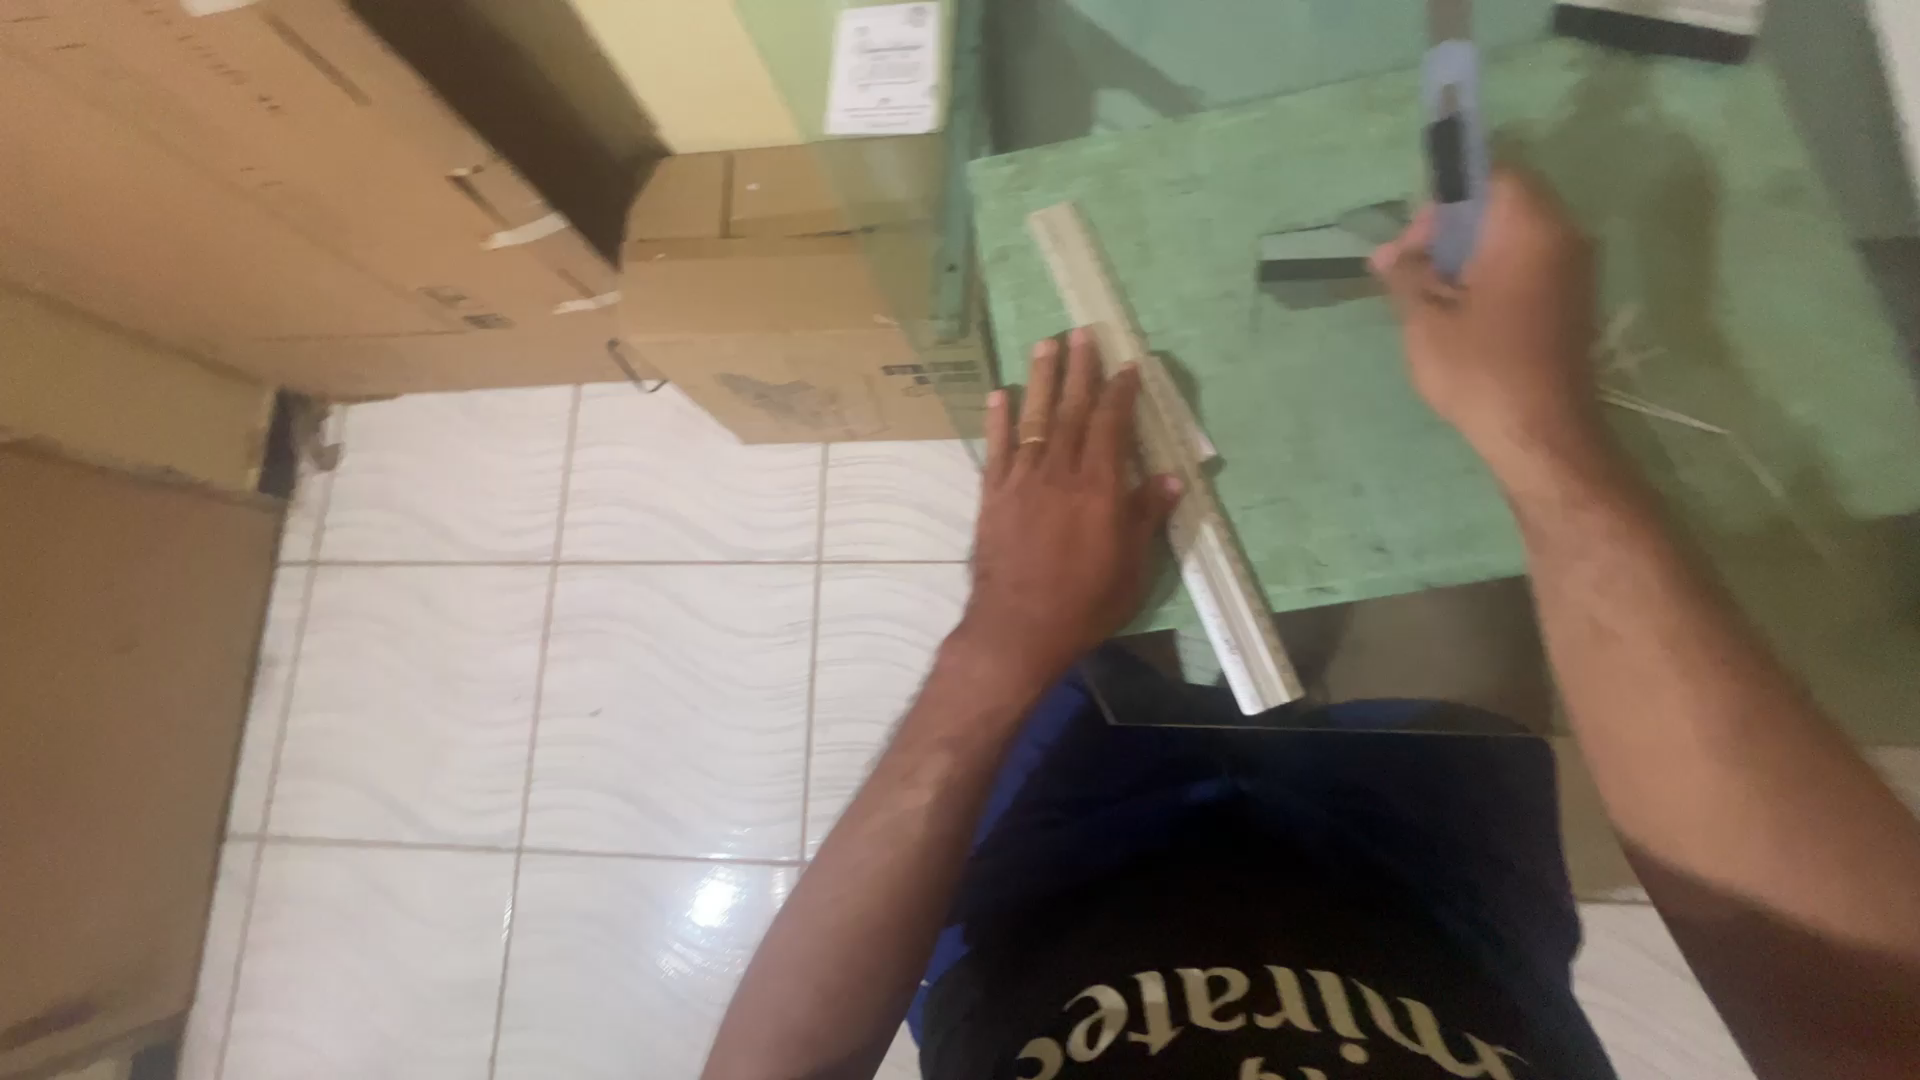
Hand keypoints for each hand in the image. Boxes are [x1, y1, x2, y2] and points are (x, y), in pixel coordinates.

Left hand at [948, 329, 1183, 688]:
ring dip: (1040, 380)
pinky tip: (999, 394)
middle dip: (1079, 370)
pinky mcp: (992, 496)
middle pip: (1070, 411)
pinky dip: (998, 420)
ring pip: (1033, 420)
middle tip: (1082, 332)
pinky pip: (996, 449)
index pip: (1111, 426)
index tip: (1127, 365)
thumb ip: (1146, 518)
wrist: (1018, 628)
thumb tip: (1170, 478)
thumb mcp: (1130, 568)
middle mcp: (1059, 473)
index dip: (1120, 393)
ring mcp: (1021, 482)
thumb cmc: (1083, 604)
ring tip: (1046, 344)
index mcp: (1098, 488)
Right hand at [1370, 168, 1608, 487]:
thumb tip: (1388, 253)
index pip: (1492, 177)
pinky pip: (1523, 266)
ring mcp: (1571, 270)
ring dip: (1464, 257)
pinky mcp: (1567, 301)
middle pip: (1502, 205)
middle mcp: (1562, 237)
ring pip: (1511, 239)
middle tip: (1407, 272)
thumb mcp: (1426, 320)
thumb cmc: (1478, 369)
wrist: (1536, 430)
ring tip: (1422, 296)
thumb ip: (1408, 275)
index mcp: (1530, 230)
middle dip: (1449, 231)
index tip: (1410, 244)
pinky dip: (1486, 276)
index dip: (1444, 201)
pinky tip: (1453, 312)